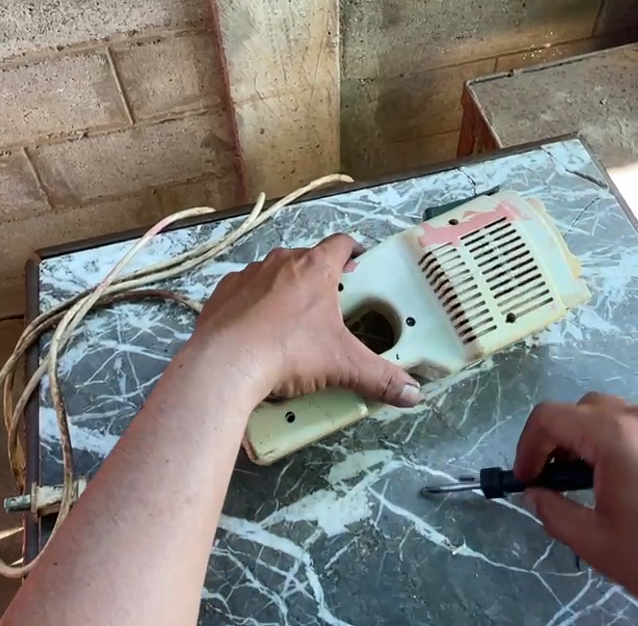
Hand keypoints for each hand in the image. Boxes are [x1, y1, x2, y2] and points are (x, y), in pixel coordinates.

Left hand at [186, 233, 421, 409]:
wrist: (226, 362)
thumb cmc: (289, 351)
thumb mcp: (343, 365)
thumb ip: (380, 377)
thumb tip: (412, 394)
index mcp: (314, 267)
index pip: (342, 243)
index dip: (353, 251)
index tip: (359, 263)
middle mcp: (281, 261)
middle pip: (308, 260)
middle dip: (320, 278)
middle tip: (329, 307)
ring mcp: (249, 273)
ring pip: (274, 274)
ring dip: (284, 290)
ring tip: (290, 324)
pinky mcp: (224, 291)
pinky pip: (244, 290)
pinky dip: (252, 304)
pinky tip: (256, 330)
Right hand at [515, 393, 637, 625]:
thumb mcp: (597, 543)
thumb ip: (553, 512)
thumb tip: (533, 494)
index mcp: (614, 434)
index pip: (550, 417)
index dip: (527, 446)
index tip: (524, 481)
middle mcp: (637, 417)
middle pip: (576, 411)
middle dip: (553, 442)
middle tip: (548, 484)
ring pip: (601, 415)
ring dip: (580, 441)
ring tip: (578, 485)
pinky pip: (627, 427)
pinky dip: (606, 444)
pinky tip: (612, 484)